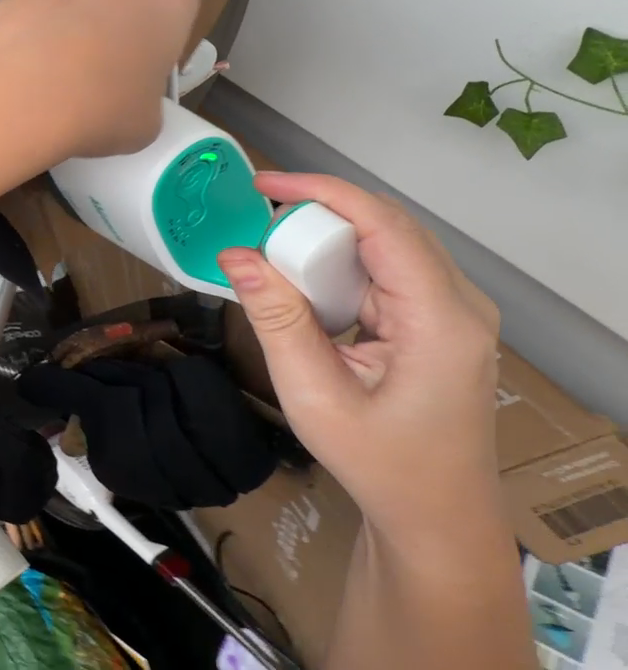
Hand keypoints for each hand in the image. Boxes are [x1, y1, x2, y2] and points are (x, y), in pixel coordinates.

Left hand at [0, 0, 198, 158]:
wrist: (12, 95)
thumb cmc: (100, 105)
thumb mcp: (145, 120)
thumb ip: (142, 99)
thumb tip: (119, 106)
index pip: (170, 11)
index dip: (152, 45)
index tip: (135, 74)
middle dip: (105, 23)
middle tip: (91, 72)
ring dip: (59, 26)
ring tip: (45, 76)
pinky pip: (23, 13)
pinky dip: (20, 35)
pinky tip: (13, 72)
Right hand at [218, 174, 502, 543]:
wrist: (432, 511)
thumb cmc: (377, 459)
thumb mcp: (313, 393)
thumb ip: (275, 319)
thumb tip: (235, 255)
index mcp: (440, 321)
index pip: (386, 227)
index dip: (324, 192)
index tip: (263, 184)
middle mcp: (458, 306)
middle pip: (387, 228)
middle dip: (317, 215)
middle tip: (254, 227)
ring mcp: (452, 313)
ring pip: (384, 246)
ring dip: (323, 242)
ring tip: (270, 258)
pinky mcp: (436, 322)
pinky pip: (383, 271)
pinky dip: (334, 266)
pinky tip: (301, 285)